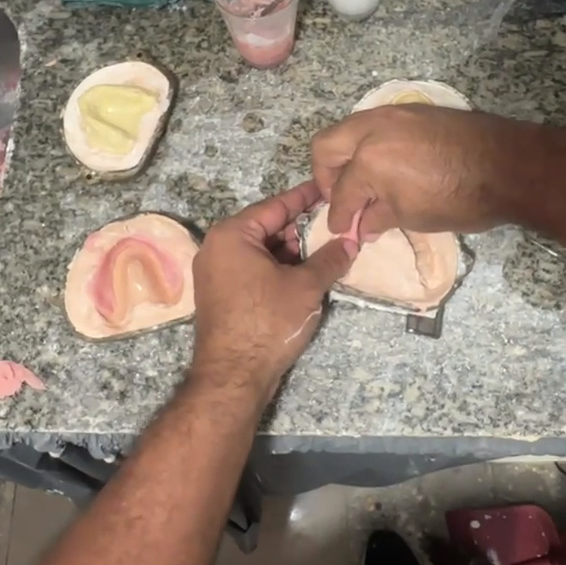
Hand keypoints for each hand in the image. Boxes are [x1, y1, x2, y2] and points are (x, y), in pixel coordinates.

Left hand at [190, 182, 355, 397]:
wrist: (233, 375)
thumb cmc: (268, 322)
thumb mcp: (306, 286)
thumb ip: (329, 258)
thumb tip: (351, 240)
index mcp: (232, 234)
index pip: (275, 205)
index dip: (304, 198)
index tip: (327, 189)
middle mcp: (217, 246)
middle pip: (266, 227)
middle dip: (298, 230)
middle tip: (332, 229)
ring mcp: (214, 271)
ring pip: (260, 250)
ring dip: (289, 252)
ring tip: (321, 255)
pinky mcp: (218, 293)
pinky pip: (250, 268)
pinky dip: (274, 268)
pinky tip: (300, 277)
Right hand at [311, 106, 536, 239]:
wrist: (510, 165)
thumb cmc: (461, 199)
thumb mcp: (413, 216)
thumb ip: (378, 217)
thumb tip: (360, 226)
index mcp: (369, 161)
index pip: (341, 193)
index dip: (339, 216)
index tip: (342, 229)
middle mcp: (373, 129)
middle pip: (326, 146)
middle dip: (327, 175)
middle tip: (342, 198)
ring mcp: (392, 114)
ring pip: (348, 129)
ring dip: (347, 156)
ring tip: (363, 182)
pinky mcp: (412, 110)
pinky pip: (374, 124)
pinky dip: (369, 144)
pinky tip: (386, 166)